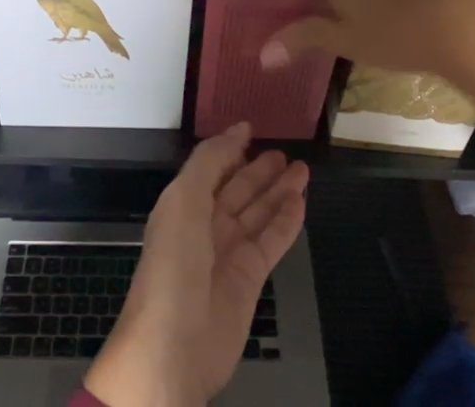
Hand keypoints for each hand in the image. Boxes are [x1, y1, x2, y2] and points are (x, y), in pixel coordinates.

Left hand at [84, 123, 307, 406]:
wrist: (173, 345)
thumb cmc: (173, 266)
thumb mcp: (184, 202)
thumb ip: (210, 162)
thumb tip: (237, 130)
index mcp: (181, 205)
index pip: (209, 170)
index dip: (229, 149)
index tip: (252, 129)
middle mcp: (204, 226)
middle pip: (237, 191)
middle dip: (259, 170)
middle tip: (285, 151)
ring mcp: (228, 253)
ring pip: (258, 213)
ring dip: (278, 191)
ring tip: (302, 169)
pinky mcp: (250, 278)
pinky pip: (271, 241)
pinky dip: (286, 221)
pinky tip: (301, 202)